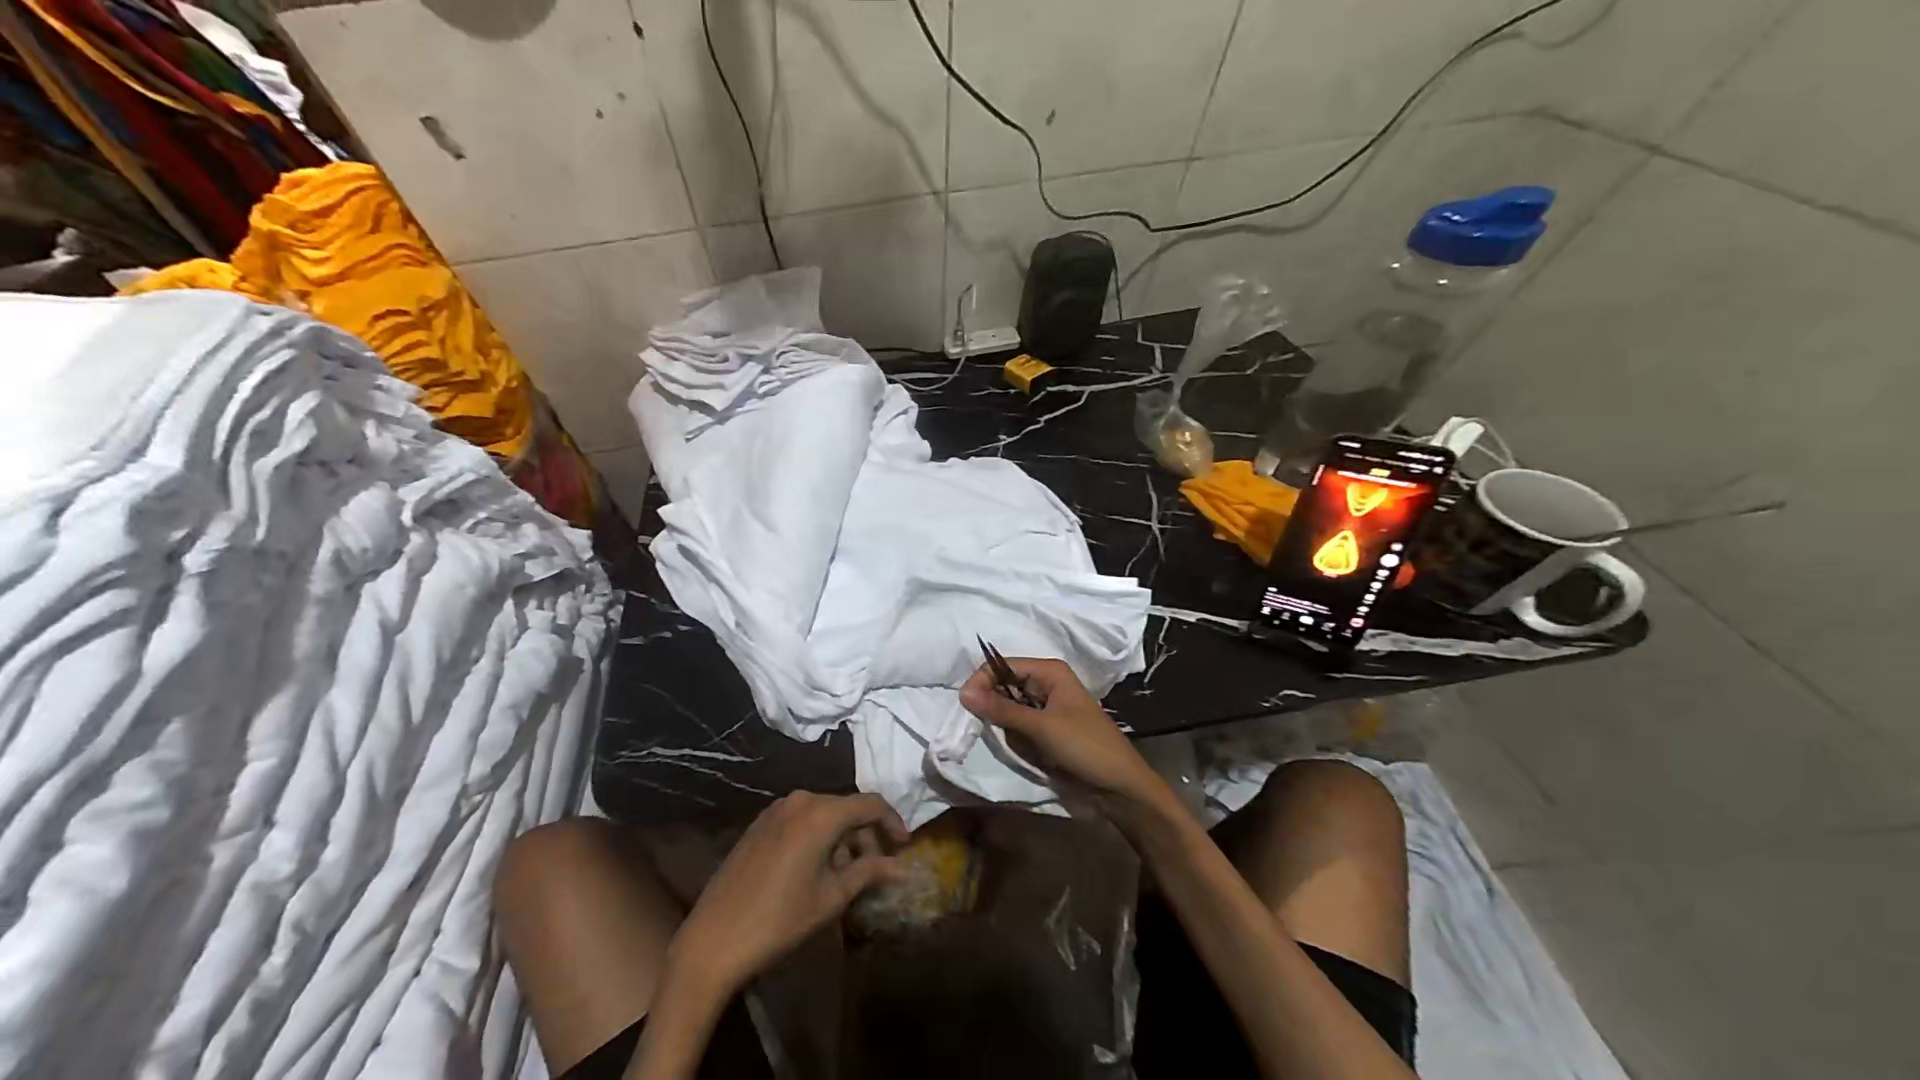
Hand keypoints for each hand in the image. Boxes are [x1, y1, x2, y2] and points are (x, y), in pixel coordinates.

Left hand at [668, 793, 907, 994]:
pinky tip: (818, 868)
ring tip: (848, 873)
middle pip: (846, 808)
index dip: (893, 823)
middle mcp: (800, 800)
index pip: (870, 804)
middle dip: (866, 834)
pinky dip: (819, 837)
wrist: (713, 940)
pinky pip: (801, 820)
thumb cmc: (779, 920)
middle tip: (878, 867)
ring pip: (824, 814)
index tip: (904, 848)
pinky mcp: (759, 824)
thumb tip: (900, 866)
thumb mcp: (831, 898)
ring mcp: (775, 810)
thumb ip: (869, 872)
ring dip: (842, 837)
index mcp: (821, 813)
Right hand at [959, 657, 1174, 819]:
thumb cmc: (1084, 748)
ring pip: (1009, 709)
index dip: (982, 682)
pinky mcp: (1046, 729)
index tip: (966, 705)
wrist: (1119, 787)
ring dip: (1010, 729)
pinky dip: (1019, 739)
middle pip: (1004, 686)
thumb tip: (963, 692)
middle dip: (997, 708)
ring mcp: (1047, 707)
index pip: (1002, 665)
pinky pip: (1020, 727)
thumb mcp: (1040, 727)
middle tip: (1000, 729)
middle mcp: (1046, 683)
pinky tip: (1033, 752)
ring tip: (1027, 745)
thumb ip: (1001, 709)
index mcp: (1049, 671)